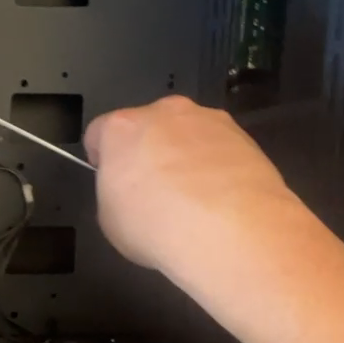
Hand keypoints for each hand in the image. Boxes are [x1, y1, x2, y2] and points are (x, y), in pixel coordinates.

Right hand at [83, 96, 311, 274]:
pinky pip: (217, 148)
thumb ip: (114, 192)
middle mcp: (165, 113)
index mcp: (122, 128)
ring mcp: (208, 120)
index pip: (99, 132)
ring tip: (190, 199)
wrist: (229, 230)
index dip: (102, 158)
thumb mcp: (109, 218)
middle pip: (147, 126)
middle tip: (150, 190)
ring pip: (186, 134)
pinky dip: (214, 166)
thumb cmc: (154, 224)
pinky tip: (217, 199)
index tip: (110, 181)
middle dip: (146, 151)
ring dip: (182, 156)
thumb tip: (130, 192)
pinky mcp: (244, 136)